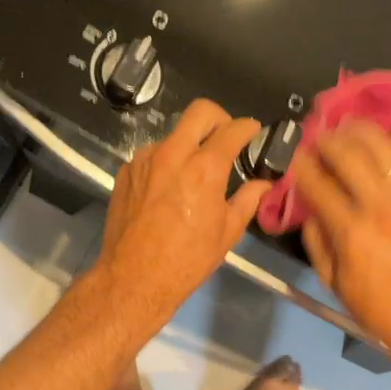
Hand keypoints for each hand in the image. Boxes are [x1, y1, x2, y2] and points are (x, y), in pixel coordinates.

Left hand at [90, 99, 268, 327]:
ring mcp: (145, 160)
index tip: (253, 131)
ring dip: (189, 144)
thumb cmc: (188, 260)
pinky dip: (167, 163)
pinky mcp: (126, 171)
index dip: (248, 127)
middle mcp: (173, 154)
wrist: (134, 278)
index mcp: (204, 169)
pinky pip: (153, 155)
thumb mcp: (227, 232)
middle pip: (200, 111)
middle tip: (226, 137)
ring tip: (193, 173)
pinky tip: (168, 189)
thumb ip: (248, 200)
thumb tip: (264, 184)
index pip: (232, 130)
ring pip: (173, 135)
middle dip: (219, 118)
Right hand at [293, 117, 390, 361]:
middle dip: (328, 141)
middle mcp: (379, 208)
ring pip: (384, 149)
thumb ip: (317, 243)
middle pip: (348, 156)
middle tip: (318, 137)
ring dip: (362, 130)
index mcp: (351, 232)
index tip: (296, 157)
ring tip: (348, 126)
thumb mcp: (333, 282)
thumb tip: (308, 210)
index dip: (302, 166)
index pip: (318, 185)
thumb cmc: (377, 307)